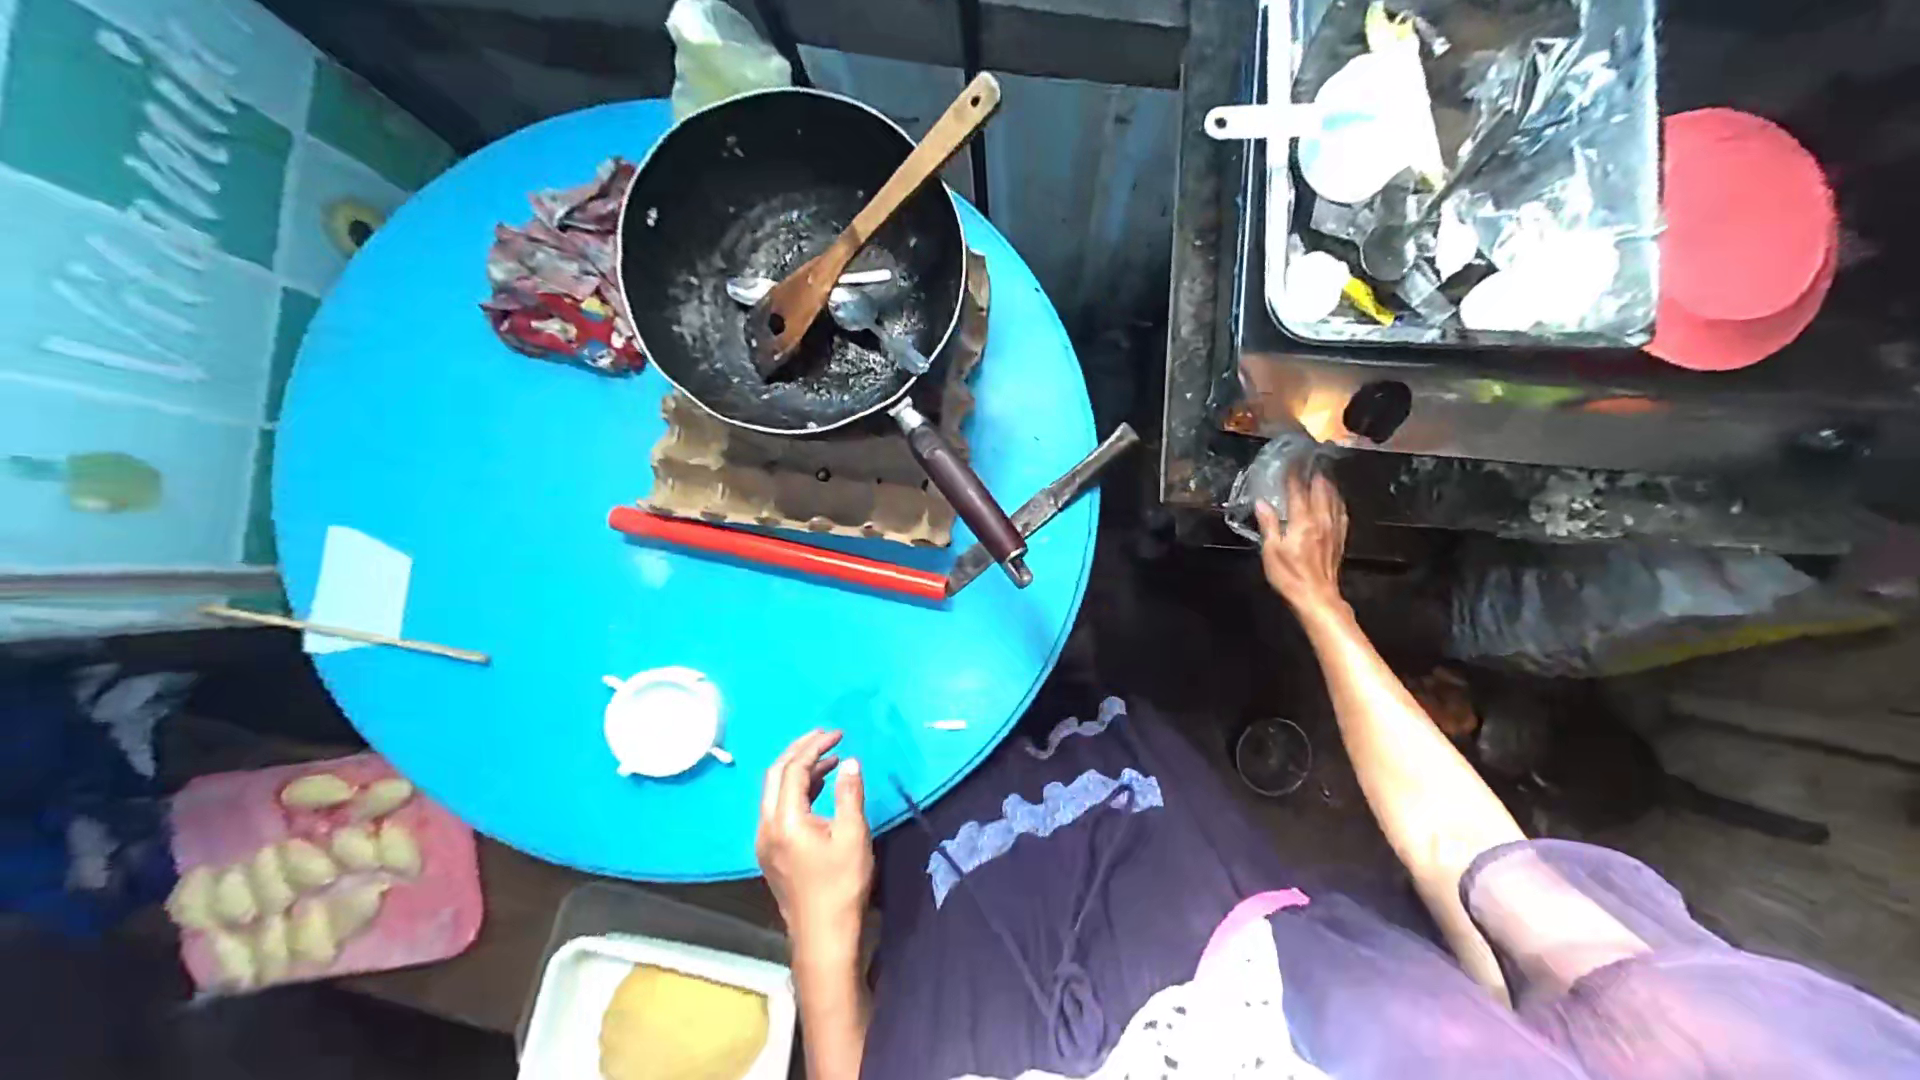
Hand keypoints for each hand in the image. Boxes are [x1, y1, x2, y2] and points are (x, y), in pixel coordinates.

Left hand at [755, 729, 872, 955]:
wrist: (824, 937)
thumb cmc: (841, 885)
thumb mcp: (853, 835)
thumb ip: (849, 794)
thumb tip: (849, 761)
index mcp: (784, 820)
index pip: (793, 769)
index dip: (814, 746)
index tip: (838, 733)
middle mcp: (767, 826)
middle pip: (775, 774)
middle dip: (800, 750)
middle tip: (826, 736)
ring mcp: (766, 841)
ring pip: (774, 791)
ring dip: (799, 769)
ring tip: (830, 759)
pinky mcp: (772, 851)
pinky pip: (778, 806)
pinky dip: (797, 789)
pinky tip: (820, 787)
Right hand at [1253, 466, 1348, 615]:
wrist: (1316, 596)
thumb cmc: (1289, 575)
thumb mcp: (1271, 550)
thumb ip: (1268, 524)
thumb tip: (1262, 502)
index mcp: (1303, 521)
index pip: (1298, 491)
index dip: (1293, 475)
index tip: (1290, 462)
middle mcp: (1322, 521)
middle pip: (1321, 491)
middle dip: (1314, 475)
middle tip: (1309, 463)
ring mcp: (1333, 530)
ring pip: (1334, 500)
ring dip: (1328, 486)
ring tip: (1322, 476)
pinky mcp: (1339, 539)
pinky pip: (1341, 513)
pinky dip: (1337, 502)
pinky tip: (1335, 500)